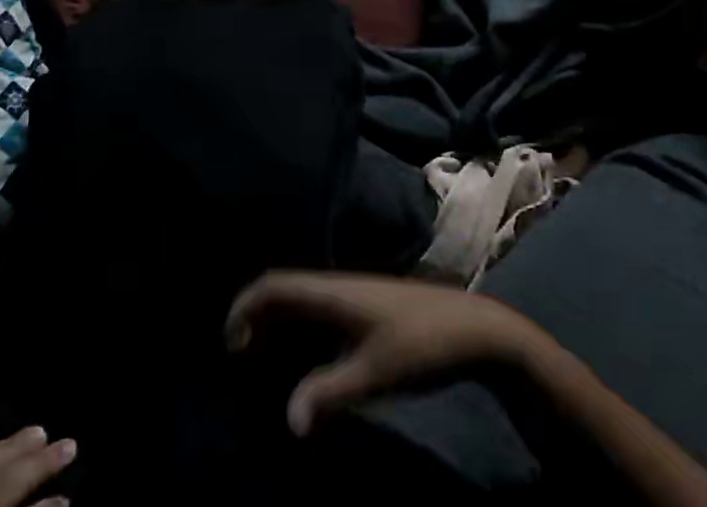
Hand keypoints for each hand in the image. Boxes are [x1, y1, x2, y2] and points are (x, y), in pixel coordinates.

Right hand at [225, 271, 553, 435]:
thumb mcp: (376, 374)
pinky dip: (301, 328)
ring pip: (302, 300)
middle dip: (256, 318)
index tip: (231, 346)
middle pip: (284, 290)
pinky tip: (306, 359)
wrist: (476, 327)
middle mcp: (338, 286)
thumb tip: (288, 422)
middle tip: (241, 359)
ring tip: (264, 361)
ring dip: (278, 323)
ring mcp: (355, 294)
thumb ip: (328, 393)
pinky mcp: (369, 307)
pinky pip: (321, 309)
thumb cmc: (424, 345)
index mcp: (333, 293)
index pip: (274, 285)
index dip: (244, 308)